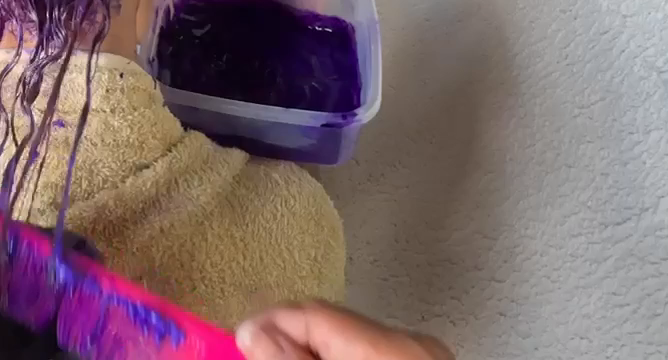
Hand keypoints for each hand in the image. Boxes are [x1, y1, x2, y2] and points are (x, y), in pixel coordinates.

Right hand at [236, 302, 452, 359]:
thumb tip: (252, 331)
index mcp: (386, 344)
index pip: (313, 311)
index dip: (270, 322)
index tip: (238, 342)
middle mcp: (412, 341)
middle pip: (333, 326)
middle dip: (293, 342)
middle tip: (258, 355)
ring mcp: (430, 358)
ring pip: (354, 345)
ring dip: (317, 353)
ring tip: (287, 359)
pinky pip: (375, 356)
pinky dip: (346, 359)